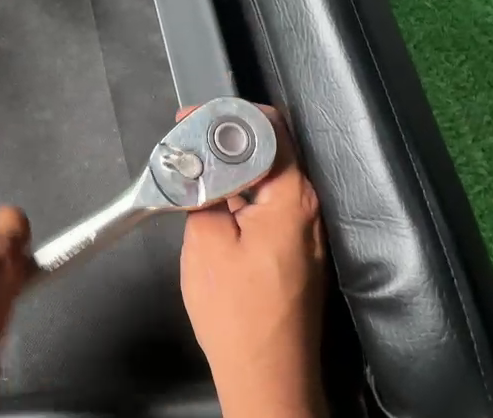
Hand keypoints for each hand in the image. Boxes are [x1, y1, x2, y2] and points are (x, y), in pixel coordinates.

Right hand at [179, 105, 327, 417]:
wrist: (264, 376)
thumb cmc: (237, 313)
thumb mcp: (205, 238)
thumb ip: (202, 188)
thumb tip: (196, 161)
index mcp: (292, 198)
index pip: (269, 129)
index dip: (226, 115)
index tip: (190, 119)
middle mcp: (308, 210)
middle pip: (269, 150)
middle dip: (223, 139)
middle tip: (184, 142)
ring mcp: (304, 233)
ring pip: (265, 179)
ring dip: (229, 169)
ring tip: (190, 170)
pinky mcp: (295, 252)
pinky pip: (267, 205)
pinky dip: (238, 195)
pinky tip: (209, 202)